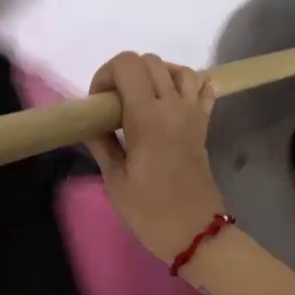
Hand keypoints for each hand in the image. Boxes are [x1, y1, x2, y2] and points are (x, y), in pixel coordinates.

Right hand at [85, 52, 228, 262]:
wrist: (195, 233)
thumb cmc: (150, 212)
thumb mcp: (115, 180)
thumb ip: (102, 143)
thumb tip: (90, 122)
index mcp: (147, 117)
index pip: (127, 64)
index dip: (106, 75)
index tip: (99, 104)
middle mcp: (174, 107)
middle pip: (150, 62)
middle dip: (127, 74)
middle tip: (116, 106)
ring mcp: (193, 115)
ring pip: (179, 70)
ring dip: (158, 76)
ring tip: (143, 101)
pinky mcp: (204, 126)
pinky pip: (203, 90)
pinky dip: (190, 86)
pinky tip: (174, 101)